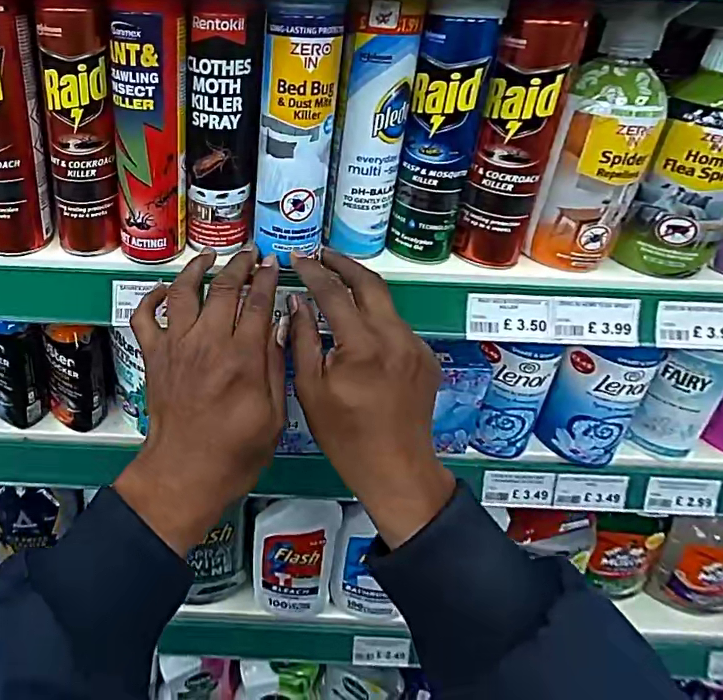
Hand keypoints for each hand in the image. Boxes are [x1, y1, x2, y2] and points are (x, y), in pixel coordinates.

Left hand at [113, 249, 284, 553]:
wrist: (182, 476)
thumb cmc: (234, 453)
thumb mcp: (273, 415)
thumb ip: (275, 364)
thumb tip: (280, 324)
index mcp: (242, 357)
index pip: (258, 301)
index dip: (267, 277)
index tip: (272, 263)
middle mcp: (208, 343)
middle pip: (224, 288)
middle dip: (240, 265)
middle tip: (250, 254)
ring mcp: (176, 346)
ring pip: (185, 291)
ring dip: (197, 268)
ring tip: (209, 256)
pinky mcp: (154, 356)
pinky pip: (144, 317)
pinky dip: (153, 298)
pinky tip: (166, 289)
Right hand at [288, 250, 455, 547]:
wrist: (398, 470)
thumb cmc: (346, 437)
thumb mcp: (311, 390)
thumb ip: (302, 340)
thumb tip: (297, 301)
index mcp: (361, 345)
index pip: (333, 292)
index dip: (312, 270)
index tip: (297, 257)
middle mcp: (393, 337)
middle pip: (369, 282)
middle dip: (343, 263)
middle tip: (321, 253)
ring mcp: (414, 345)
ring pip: (385, 302)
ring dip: (360, 288)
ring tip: (336, 282)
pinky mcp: (425, 356)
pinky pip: (396, 324)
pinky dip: (375, 315)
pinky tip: (359, 324)